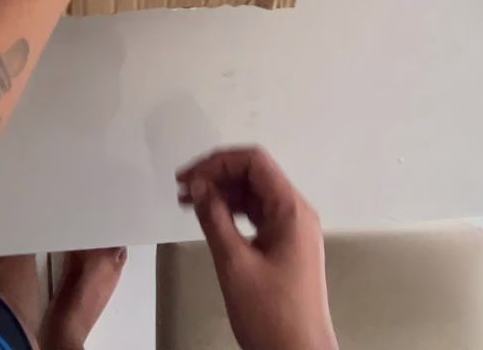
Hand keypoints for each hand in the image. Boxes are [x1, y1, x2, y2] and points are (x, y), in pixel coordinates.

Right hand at [177, 147, 336, 349]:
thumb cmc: (276, 320)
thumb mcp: (235, 264)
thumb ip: (214, 218)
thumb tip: (200, 186)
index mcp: (292, 211)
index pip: (255, 162)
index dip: (219, 162)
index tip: (193, 175)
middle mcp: (296, 214)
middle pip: (254, 174)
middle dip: (217, 175)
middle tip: (186, 185)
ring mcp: (292, 230)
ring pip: (253, 193)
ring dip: (222, 192)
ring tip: (191, 199)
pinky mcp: (285, 246)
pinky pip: (256, 214)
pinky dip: (231, 210)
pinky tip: (211, 216)